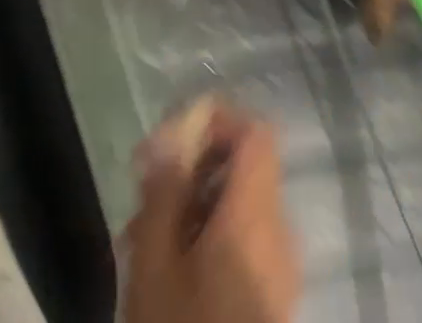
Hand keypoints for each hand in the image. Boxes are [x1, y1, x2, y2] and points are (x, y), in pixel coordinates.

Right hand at [123, 101, 300, 322]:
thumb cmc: (183, 318)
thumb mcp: (155, 254)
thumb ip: (164, 188)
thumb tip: (172, 131)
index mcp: (253, 218)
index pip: (256, 135)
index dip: (214, 118)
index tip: (167, 130)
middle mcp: (278, 230)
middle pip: (242, 163)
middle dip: (188, 160)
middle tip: (141, 181)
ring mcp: (280, 256)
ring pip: (235, 195)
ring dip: (188, 193)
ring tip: (143, 223)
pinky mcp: (273, 277)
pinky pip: (240, 225)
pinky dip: (202, 220)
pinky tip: (166, 247)